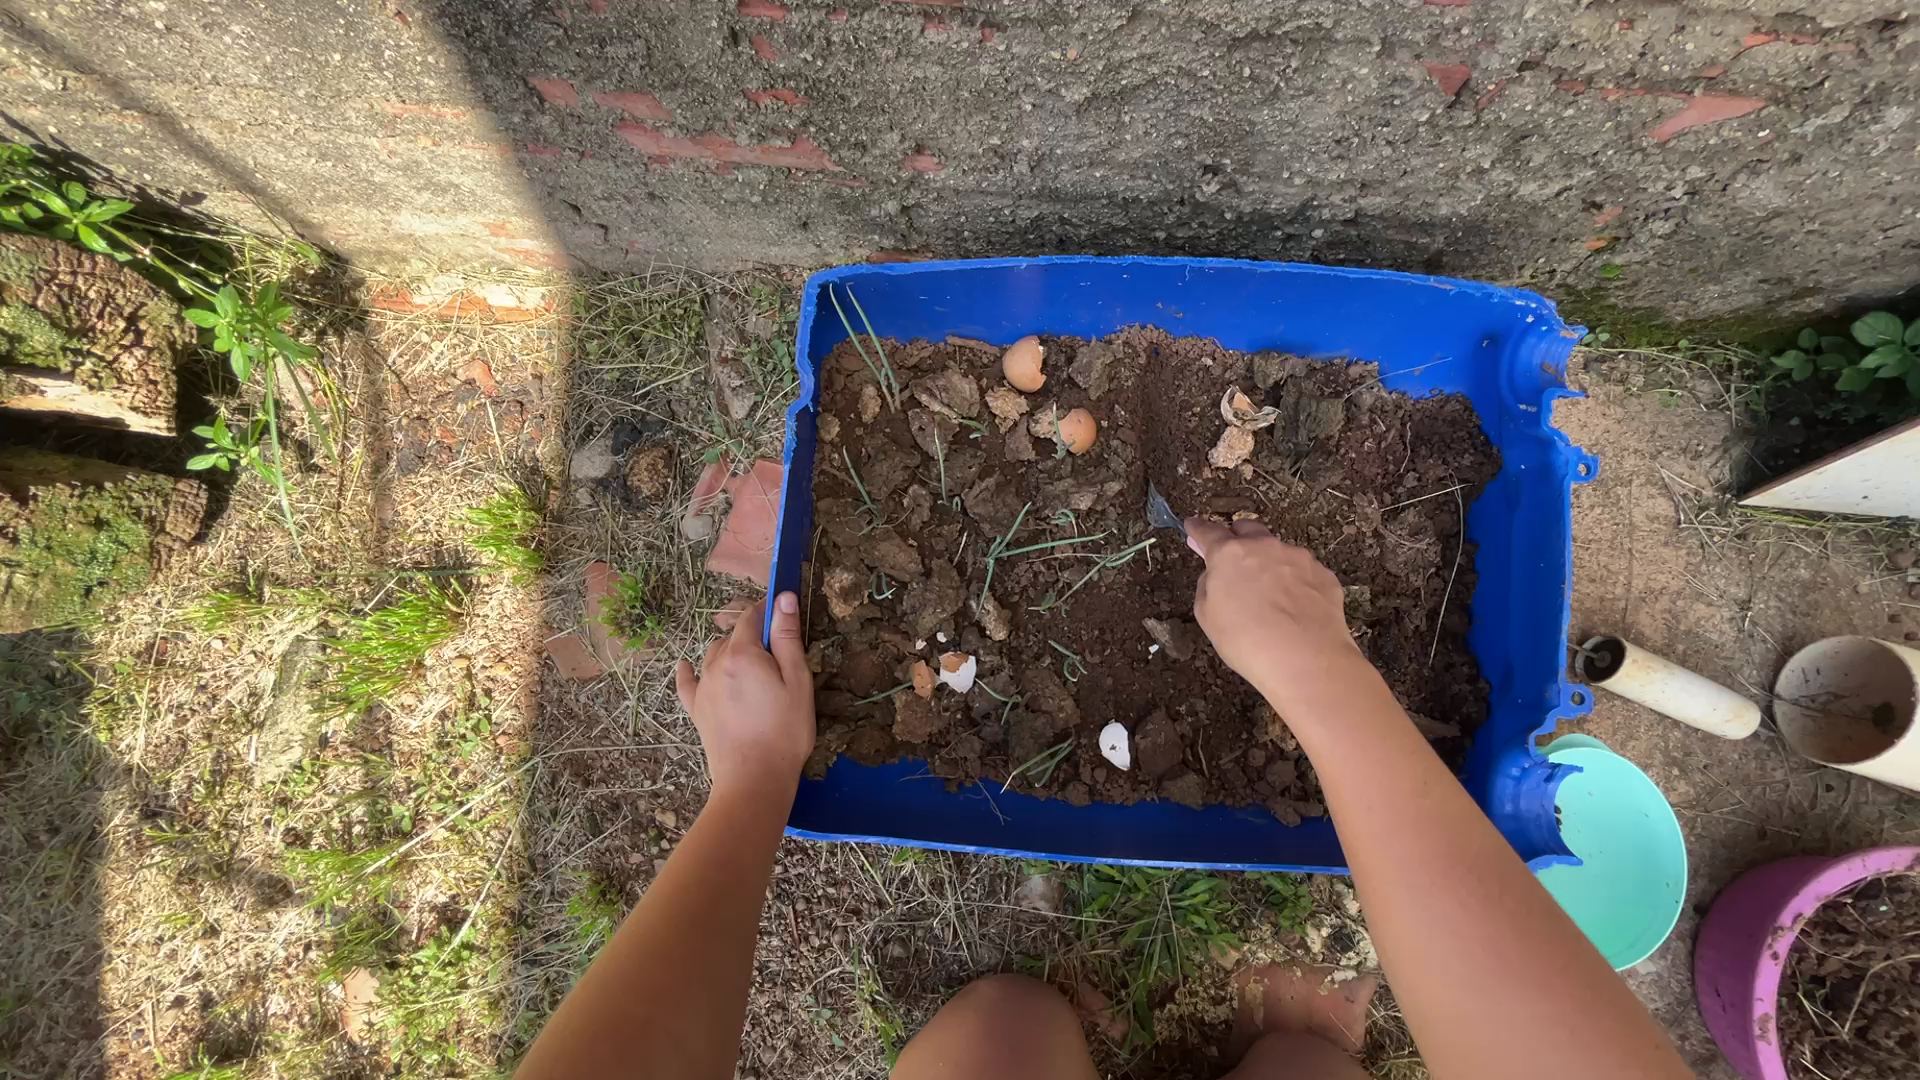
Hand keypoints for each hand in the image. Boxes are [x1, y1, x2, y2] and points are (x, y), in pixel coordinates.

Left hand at [675, 592, 814, 798]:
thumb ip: (787, 637)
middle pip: (734, 635)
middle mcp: (716, 664)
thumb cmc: (785, 729)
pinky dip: (687, 671)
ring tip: (752, 664)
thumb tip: (783, 598)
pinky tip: (684, 665)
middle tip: (779, 650)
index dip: (769, 611)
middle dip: (754, 634)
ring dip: (732, 650)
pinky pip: (687, 682)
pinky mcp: (696, 710)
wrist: (754, 779)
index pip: (752, 617)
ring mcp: (703, 688)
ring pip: (714, 654)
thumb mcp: (798, 680)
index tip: (785, 614)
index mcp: (743, 654)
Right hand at [1184, 517, 1368, 706]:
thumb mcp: (1207, 616)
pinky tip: (1292, 608)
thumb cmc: (1248, 641)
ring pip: (1276, 550)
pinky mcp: (1323, 573)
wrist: (1306, 661)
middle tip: (1233, 563)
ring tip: (1269, 599)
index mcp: (1229, 554)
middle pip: (1246, 529)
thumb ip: (1207, 586)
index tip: (1193, 526)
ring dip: (1268, 563)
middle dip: (1237, 539)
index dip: (1197, 528)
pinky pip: (1301, 570)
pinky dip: (1293, 581)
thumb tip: (1216, 575)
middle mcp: (1264, 547)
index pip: (1207, 531)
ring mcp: (1297, 557)